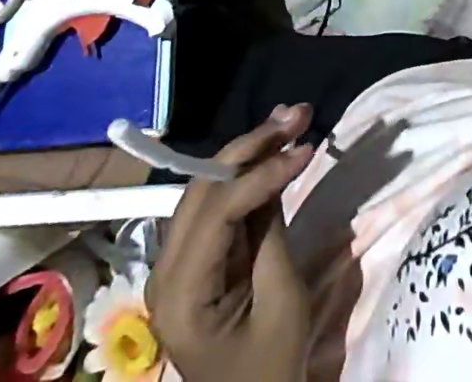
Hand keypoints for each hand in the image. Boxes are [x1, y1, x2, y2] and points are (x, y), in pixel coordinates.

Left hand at [147, 104, 315, 381]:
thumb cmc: (270, 370)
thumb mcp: (282, 305)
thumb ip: (271, 234)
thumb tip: (277, 170)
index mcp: (180, 293)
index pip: (217, 211)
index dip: (262, 171)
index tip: (306, 147)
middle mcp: (165, 268)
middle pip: (206, 188)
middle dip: (253, 145)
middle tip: (298, 115)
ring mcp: (175, 261)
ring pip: (210, 188)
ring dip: (251, 151)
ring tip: (292, 121)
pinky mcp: (193, 258)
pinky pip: (218, 204)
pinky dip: (248, 174)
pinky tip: (275, 149)